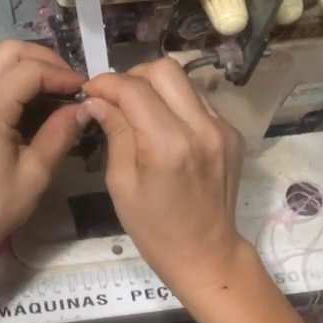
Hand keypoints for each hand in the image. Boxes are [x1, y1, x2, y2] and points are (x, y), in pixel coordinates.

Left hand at [0, 41, 86, 263]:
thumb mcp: (35, 174)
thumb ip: (60, 134)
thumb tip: (85, 108)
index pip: (31, 70)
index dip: (62, 74)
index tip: (84, 90)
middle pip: (9, 50)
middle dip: (43, 59)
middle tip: (68, 83)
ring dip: (21, 60)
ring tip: (47, 82)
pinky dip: (3, 70)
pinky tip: (23, 93)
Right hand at [83, 59, 252, 298]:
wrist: (205, 253)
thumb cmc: (154, 228)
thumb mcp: (121, 184)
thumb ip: (115, 133)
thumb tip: (97, 101)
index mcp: (168, 145)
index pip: (134, 89)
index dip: (106, 83)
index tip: (90, 92)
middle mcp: (200, 128)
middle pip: (164, 70)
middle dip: (133, 77)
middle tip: (116, 99)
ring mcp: (222, 129)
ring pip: (184, 80)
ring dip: (156, 88)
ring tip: (138, 111)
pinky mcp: (231, 133)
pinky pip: (198, 101)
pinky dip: (176, 103)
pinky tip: (164, 126)